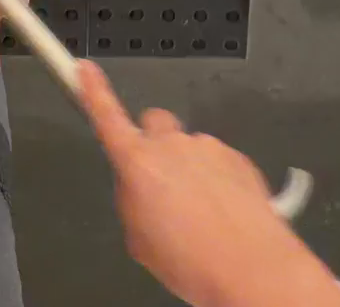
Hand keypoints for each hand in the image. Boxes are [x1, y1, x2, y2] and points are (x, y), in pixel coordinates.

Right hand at [78, 62, 339, 306]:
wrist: (254, 271)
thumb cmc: (191, 263)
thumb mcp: (139, 240)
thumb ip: (131, 200)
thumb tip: (137, 187)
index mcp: (137, 162)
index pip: (107, 115)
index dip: (93, 90)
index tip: (85, 68)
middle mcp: (170, 144)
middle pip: (154, 123)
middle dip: (155, 142)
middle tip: (163, 180)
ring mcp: (205, 146)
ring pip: (188, 147)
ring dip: (190, 168)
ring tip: (203, 212)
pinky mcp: (236, 157)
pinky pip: (218, 161)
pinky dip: (218, 180)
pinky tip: (226, 213)